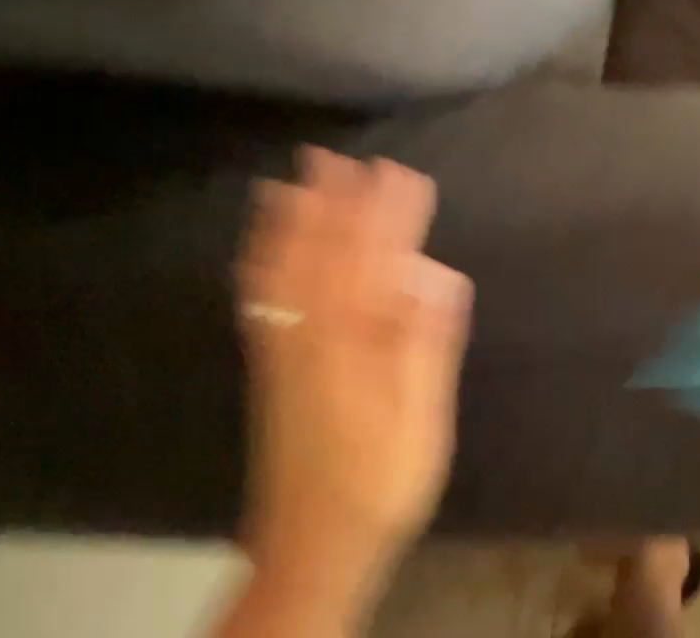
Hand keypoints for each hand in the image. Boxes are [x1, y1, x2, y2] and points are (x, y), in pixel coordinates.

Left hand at [224, 148, 472, 634]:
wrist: (314, 545)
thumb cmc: (383, 482)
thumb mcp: (421, 419)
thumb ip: (426, 345)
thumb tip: (436, 275)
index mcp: (355, 347)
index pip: (373, 264)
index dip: (387, 215)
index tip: (401, 171)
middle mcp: (312, 339)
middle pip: (323, 258)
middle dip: (337, 204)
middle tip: (344, 155)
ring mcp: (285, 352)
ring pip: (284, 274)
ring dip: (292, 223)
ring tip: (297, 178)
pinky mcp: (273, 368)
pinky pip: (262, 300)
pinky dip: (262, 262)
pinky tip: (264, 243)